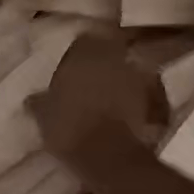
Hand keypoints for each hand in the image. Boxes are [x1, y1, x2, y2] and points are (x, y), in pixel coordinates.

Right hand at [28, 37, 169, 159]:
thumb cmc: (67, 127)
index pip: (84, 39)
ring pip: (129, 71)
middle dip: (103, 64)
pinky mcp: (159, 98)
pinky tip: (125, 114)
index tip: (71, 66)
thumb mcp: (43, 114)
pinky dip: (137, 99)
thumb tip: (34, 97)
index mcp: (85, 52)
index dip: (78, 52)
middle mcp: (117, 55)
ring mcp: (142, 75)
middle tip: (89, 81)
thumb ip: (41, 100)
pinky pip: (145, 92)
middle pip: (111, 52)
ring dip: (121, 80)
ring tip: (108, 98)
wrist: (107, 155)